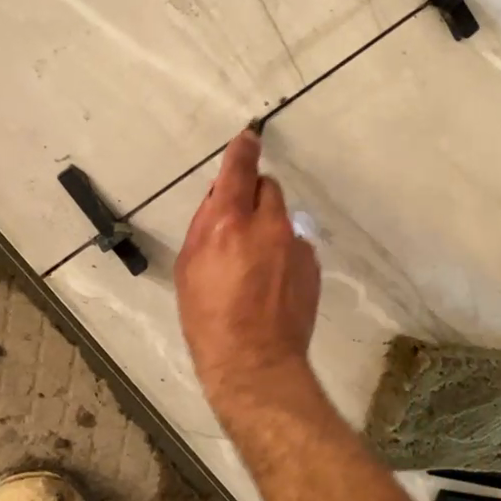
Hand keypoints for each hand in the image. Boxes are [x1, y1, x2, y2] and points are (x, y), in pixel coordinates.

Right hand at [176, 129, 321, 403]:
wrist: (255, 362)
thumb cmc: (208, 320)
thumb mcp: (188, 268)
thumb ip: (205, 227)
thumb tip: (221, 202)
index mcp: (230, 223)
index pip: (240, 169)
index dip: (243, 150)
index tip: (247, 138)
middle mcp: (269, 226)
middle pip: (268, 188)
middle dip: (253, 197)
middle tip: (237, 224)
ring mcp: (296, 246)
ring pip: (282, 219)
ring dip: (268, 228)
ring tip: (253, 266)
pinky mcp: (312, 266)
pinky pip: (294, 245)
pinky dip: (283, 253)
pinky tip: (271, 285)